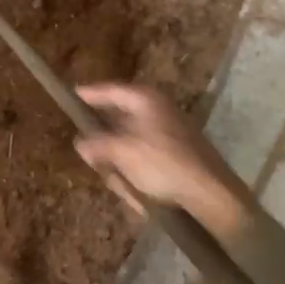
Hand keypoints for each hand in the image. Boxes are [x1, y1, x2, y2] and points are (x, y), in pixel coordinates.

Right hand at [75, 84, 246, 235]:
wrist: (212, 194)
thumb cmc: (163, 163)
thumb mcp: (121, 152)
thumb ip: (97, 144)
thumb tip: (80, 144)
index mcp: (146, 100)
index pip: (110, 90)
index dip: (89, 94)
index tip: (72, 95)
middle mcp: (159, 109)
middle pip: (119, 118)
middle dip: (105, 139)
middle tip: (93, 153)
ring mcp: (171, 130)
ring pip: (130, 141)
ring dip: (119, 159)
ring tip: (118, 179)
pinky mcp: (178, 152)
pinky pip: (145, 155)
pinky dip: (136, 168)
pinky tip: (136, 188)